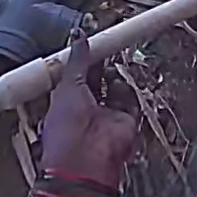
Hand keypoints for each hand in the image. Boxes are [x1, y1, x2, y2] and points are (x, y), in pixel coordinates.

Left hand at [40, 39, 137, 188]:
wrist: (86, 161)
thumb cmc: (67, 128)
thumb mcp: (69, 85)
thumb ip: (78, 59)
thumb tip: (78, 35)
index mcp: (67, 99)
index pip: (77, 72)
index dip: (84, 56)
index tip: (91, 38)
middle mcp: (86, 106)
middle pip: (97, 77)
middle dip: (103, 62)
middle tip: (109, 41)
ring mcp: (106, 115)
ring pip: (115, 88)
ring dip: (115, 74)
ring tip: (117, 59)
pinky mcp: (125, 122)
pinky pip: (130, 100)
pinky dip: (129, 90)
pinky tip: (124, 79)